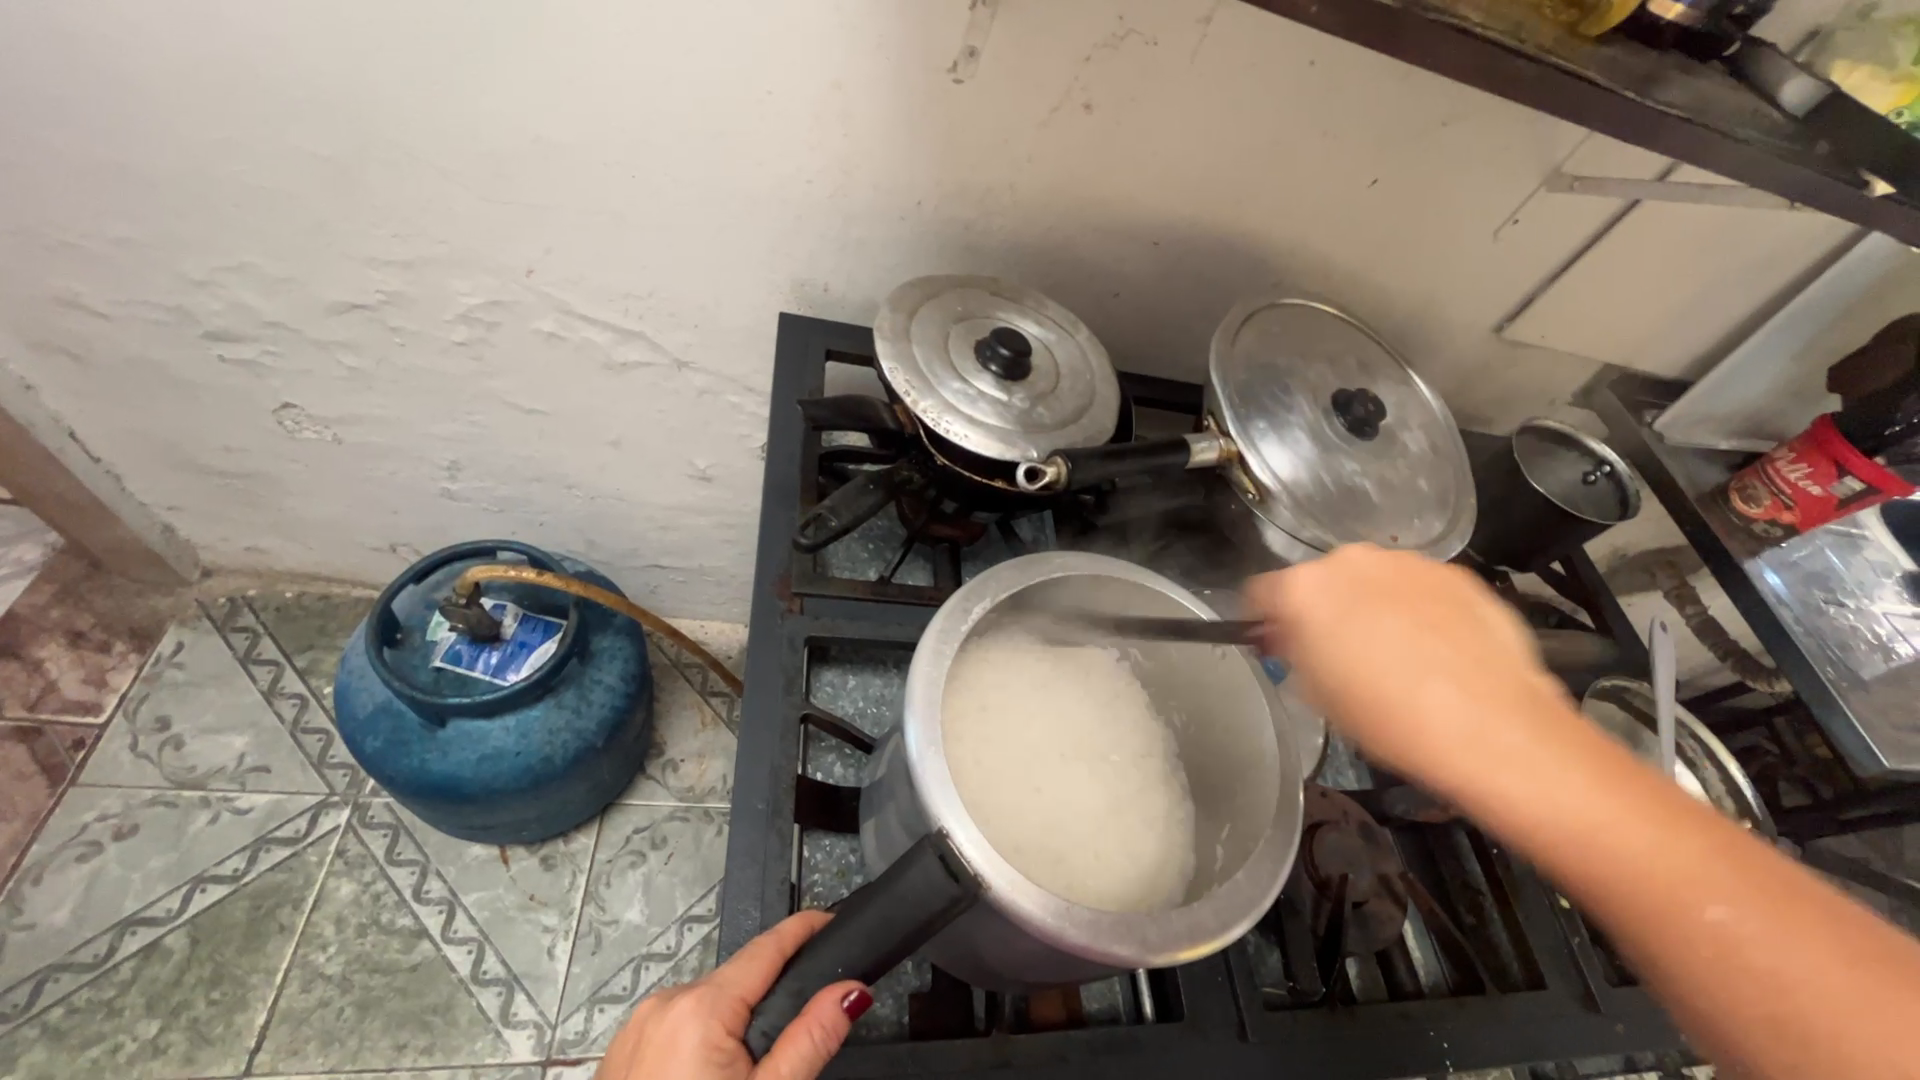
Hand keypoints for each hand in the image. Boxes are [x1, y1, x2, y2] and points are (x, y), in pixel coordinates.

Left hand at [595, 911, 870, 1079]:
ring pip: (705, 1004)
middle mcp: (665, 1002)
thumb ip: (811, 1039)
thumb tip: (852, 991)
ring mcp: (638, 1025)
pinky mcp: (621, 1050)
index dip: (803, 929)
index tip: (830, 920)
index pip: (767, 946)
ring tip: (746, 1073)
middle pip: (737, 979)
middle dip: (768, 996)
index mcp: (702, 1006)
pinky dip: (697, 1041)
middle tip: (793, 1038)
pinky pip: (674, 1026)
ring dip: (732, 1023)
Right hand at [1244, 544, 1578, 794]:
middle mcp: (1349, 561)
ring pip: (1371, 581)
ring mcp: (1406, 563)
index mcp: (1302, 589)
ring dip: (1372, 605)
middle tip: (1340, 653)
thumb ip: (1293, 651)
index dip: (1267, 620)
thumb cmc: (1387, 716)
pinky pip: (1419, 587)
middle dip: (1324, 609)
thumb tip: (1292, 637)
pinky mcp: (1456, 573)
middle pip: (1320, 581)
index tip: (1278, 643)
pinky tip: (1435, 650)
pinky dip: (1418, 608)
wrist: (1489, 725)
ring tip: (1397, 653)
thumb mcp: (1314, 693)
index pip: (1261, 593)